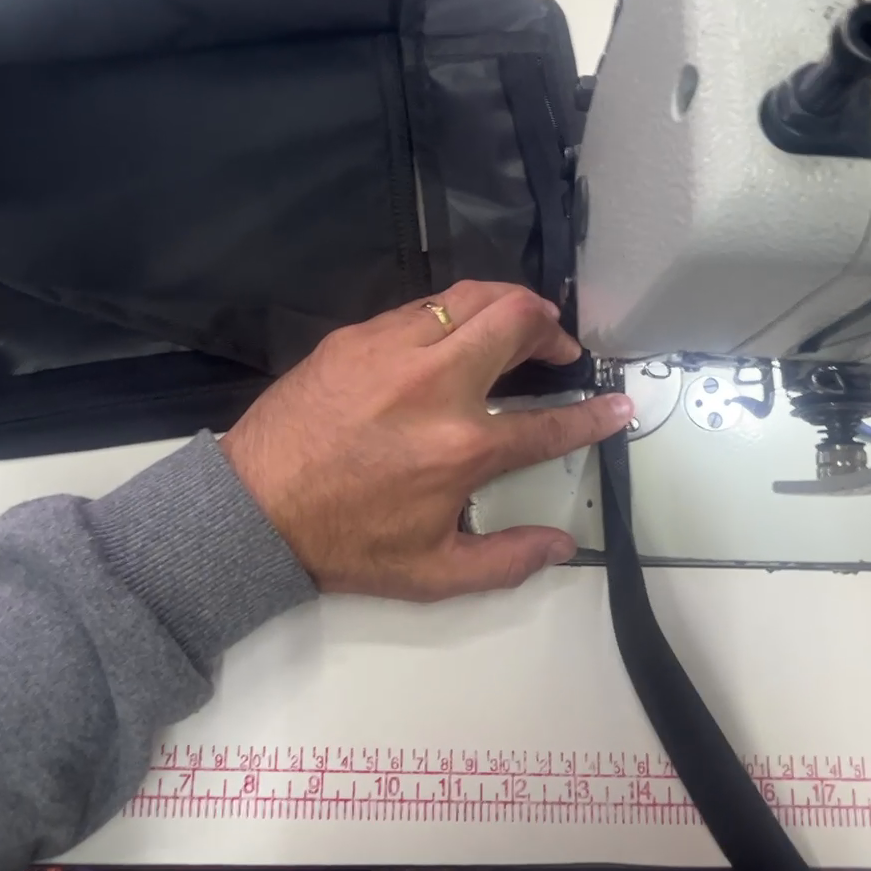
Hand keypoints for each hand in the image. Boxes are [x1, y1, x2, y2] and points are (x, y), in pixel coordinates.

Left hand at [220, 281, 633, 601]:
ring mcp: (392, 351)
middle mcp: (435, 386)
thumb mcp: (431, 574)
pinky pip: (420, 307)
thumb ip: (507, 561)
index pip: (549, 424)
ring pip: (470, 297)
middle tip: (556, 345)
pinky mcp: (355, 337)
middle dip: (550, 326)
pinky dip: (451, 313)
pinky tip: (449, 335)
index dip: (594, 414)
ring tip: (516, 323)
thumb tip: (561, 545)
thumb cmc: (343, 543)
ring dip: (507, 303)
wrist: (253, 509)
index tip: (616, 404)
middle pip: (515, 321)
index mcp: (461, 449)